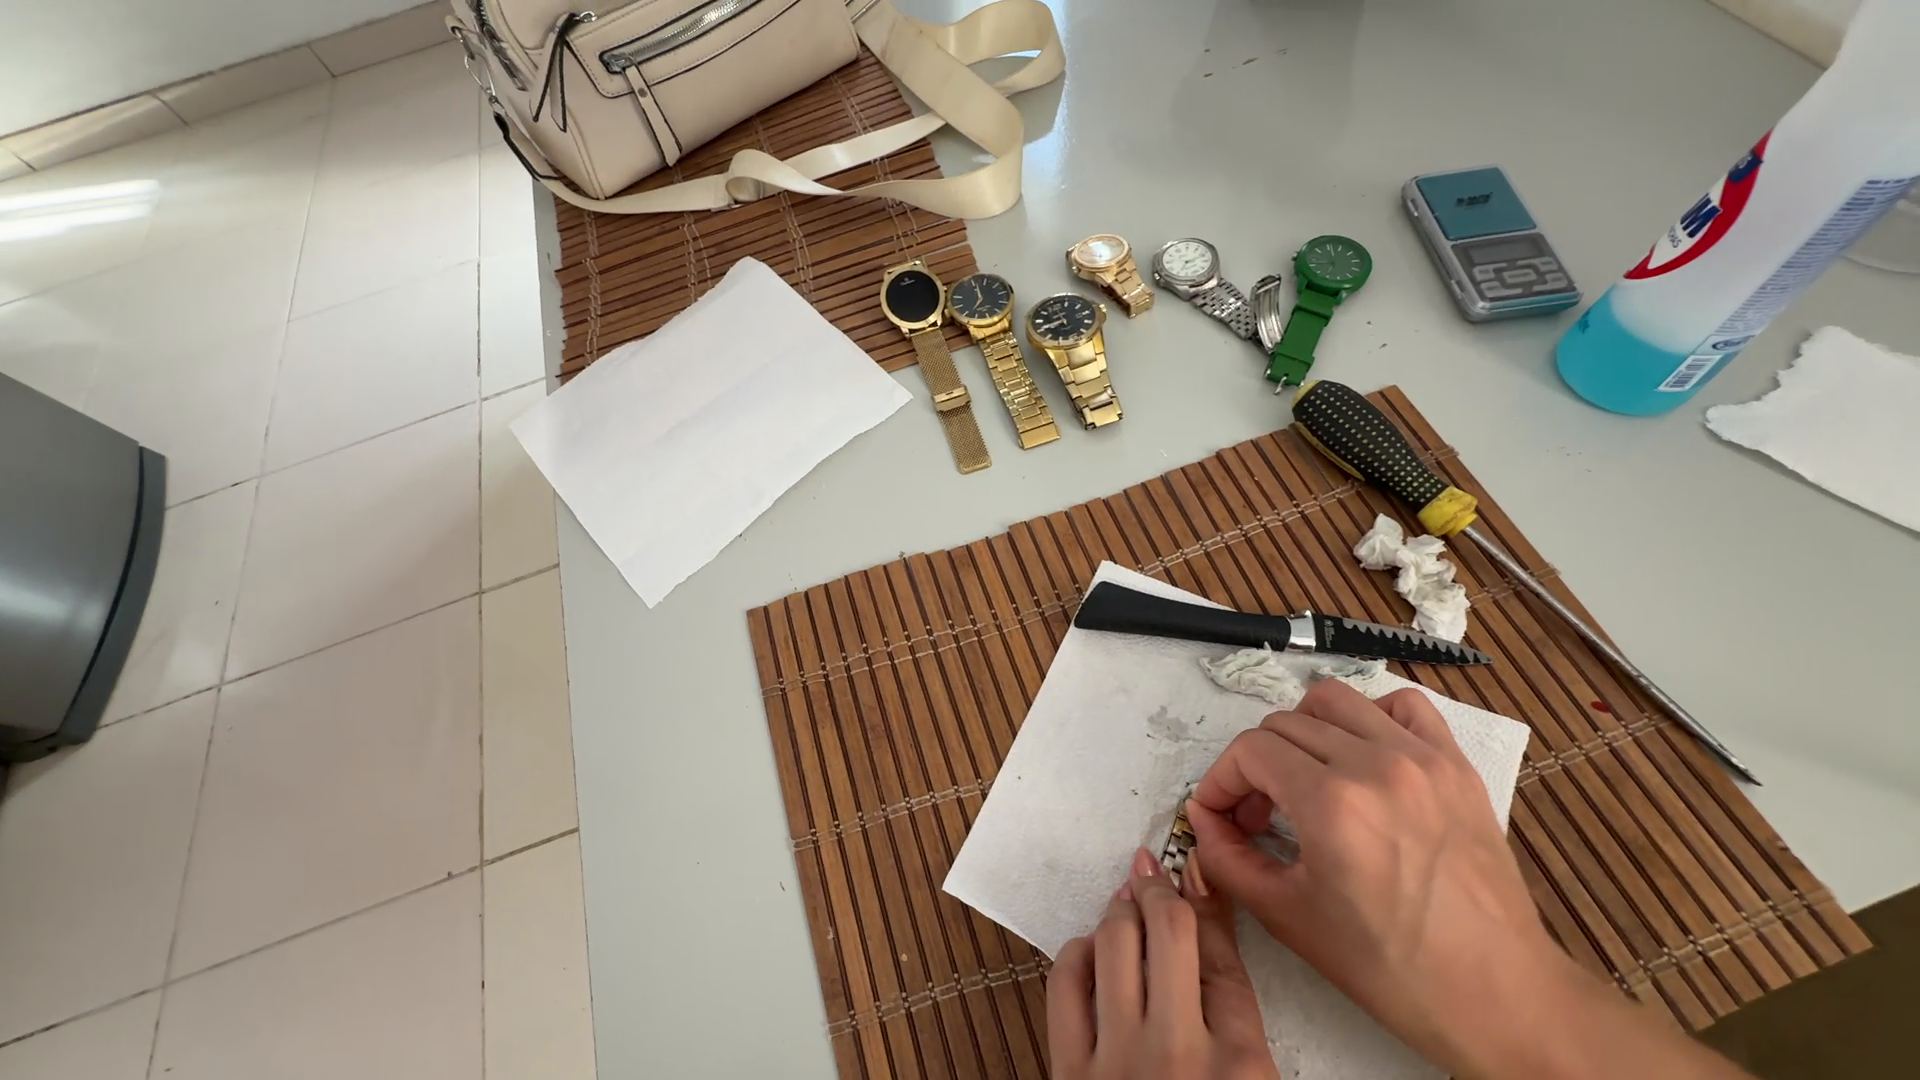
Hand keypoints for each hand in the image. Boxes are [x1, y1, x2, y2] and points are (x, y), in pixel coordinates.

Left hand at [1046, 847, 1278, 1079]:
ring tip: (1126, 904)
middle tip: (1152, 874)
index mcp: (1240, 1066)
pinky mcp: (1068, 1074)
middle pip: (1165, 930)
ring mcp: (1117, 1063)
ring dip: (1118, 913)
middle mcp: (1177, 1054)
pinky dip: (1078, 954)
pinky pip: (1065, 983)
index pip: (1220, 953)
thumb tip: (1204, 909)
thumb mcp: (1251, 1078)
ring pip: (1113, 944)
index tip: (1187, 867)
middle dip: (1157, 890)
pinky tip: (1092, 952)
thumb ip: (1232, 1000)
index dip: (1199, 898)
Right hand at [1185, 681, 1557, 1074]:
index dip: (1220, 779)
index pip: (1249, 750)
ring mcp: (1421, 758)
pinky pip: (1401, 705)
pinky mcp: (1455, 764)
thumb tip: (1202, 818)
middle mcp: (1375, 765)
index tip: (1219, 813)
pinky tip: (1362, 759)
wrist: (1497, 995)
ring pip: (1332, 700)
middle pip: (1283, 724)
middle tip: (1258, 815)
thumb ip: (1226, 858)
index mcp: (1331, 804)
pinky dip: (1369, 718)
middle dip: (1254, 766)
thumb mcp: (1286, 917)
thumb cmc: (1390, 967)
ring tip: (1305, 778)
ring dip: (1302, 732)